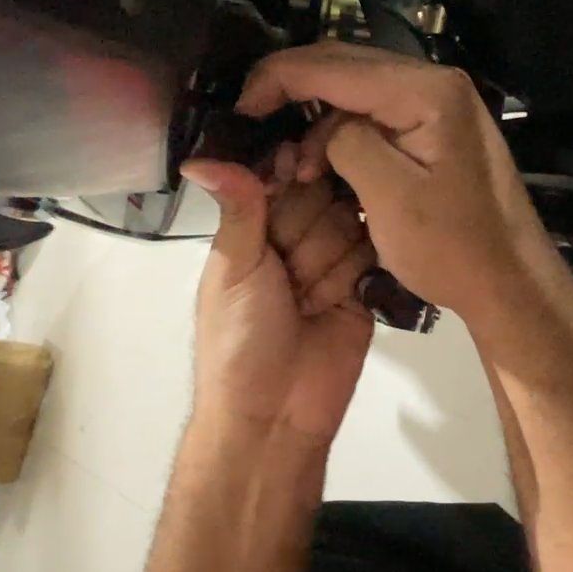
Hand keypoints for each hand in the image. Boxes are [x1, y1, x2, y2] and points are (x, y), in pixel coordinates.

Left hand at [179, 158, 377, 443]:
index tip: (298, 174)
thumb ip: (239, 205)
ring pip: (350, 220)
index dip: (295, 170)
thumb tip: (198, 158)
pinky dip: (353, 273)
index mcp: (255, 224)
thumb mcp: (233, 266)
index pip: (285, 171)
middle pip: (324, 191)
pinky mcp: (365, 284)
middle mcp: (296, 233)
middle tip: (286, 271)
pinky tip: (335, 300)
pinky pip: (373, 252)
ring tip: (305, 302)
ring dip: (327, 261)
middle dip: (307, 228)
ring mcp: (333, 258)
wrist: (276, 413)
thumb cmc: (238, 337)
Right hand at [235, 41, 565, 319]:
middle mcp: (434, 82)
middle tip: (250, 122)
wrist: (512, 282)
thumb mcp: (391, 198)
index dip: (278, 79)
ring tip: (292, 161)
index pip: (335, 65)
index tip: (240, 109)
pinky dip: (342, 130)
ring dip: (317, 115)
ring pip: (356, 88)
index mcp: (426, 92)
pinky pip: (375, 112)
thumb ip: (347, 144)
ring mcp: (438, 102)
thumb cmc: (455, 248)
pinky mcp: (435, 125)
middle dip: (292, 88)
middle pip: (345, 64)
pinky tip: (323, 160)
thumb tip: (322, 129)